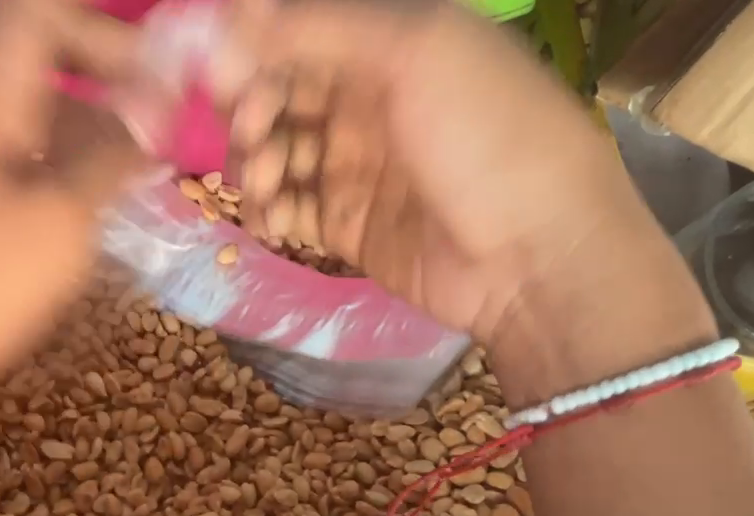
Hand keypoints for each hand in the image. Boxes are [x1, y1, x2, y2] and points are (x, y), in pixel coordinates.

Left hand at [0, 0, 149, 416]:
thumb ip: (107, 160)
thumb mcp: (53, 227)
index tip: (159, 86)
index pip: (47, 12)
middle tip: (133, 150)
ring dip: (56, 148)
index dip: (111, 39)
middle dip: (88, 99)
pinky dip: (18, 180)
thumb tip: (149, 109)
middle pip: (22, 63)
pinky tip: (38, 236)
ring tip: (99, 204)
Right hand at [216, 0, 712, 398]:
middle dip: (253, 118)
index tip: (223, 85)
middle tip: (254, 147)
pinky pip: (291, 211)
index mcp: (391, 45)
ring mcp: (357, 169)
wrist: (530, 254)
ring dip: (256, 167)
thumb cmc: (485, 136)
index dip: (255, 58)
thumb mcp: (415, 53)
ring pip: (279, 156)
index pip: (300, 39)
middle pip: (281, 99)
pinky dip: (270, 212)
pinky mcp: (348, 227)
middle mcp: (369, 104)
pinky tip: (271, 221)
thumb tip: (232, 12)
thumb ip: (320, 27)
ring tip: (266, 187)